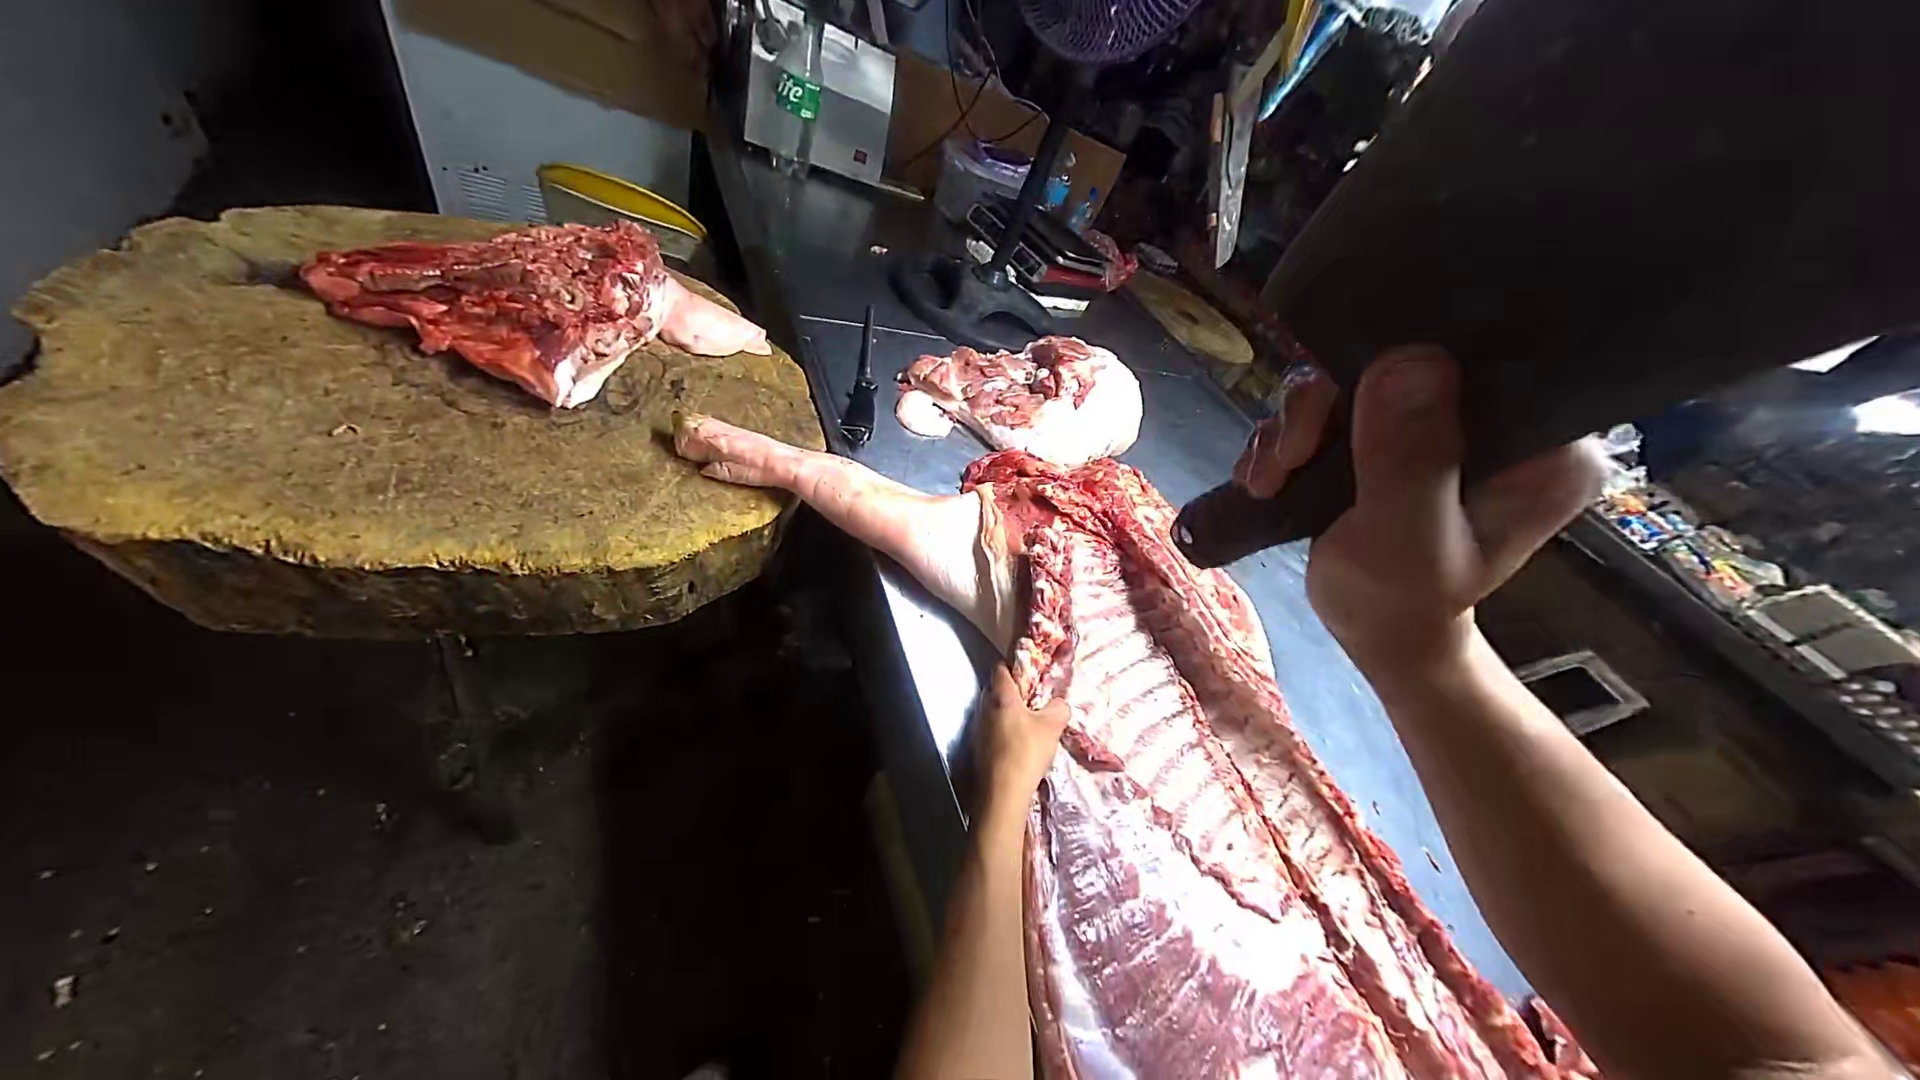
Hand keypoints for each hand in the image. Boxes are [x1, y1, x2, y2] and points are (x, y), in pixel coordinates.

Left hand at [975, 663, 1069, 806]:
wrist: (1003, 792)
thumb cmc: (1026, 751)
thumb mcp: (1052, 727)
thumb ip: (1058, 708)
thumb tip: (1059, 703)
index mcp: (1001, 696)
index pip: (1000, 669)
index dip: (1013, 666)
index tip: (1028, 671)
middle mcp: (985, 708)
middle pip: (996, 689)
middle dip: (1012, 691)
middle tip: (1032, 698)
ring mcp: (978, 728)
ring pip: (993, 711)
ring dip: (1007, 713)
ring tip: (1028, 723)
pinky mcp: (977, 748)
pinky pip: (991, 730)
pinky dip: (1003, 732)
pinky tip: (1018, 745)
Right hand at [1233, 346, 1604, 684]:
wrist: (1372, 631)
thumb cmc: (1395, 603)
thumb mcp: (1402, 539)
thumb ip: (1408, 459)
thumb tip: (1407, 359)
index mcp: (1536, 445)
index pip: (1467, 366)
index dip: (1392, 372)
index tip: (1331, 422)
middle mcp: (1488, 423)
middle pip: (1391, 370)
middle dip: (1318, 415)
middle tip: (1286, 462)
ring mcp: (1427, 427)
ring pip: (1345, 389)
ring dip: (1290, 432)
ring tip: (1268, 480)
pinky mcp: (1382, 437)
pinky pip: (1325, 412)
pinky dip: (1285, 441)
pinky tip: (1268, 477)